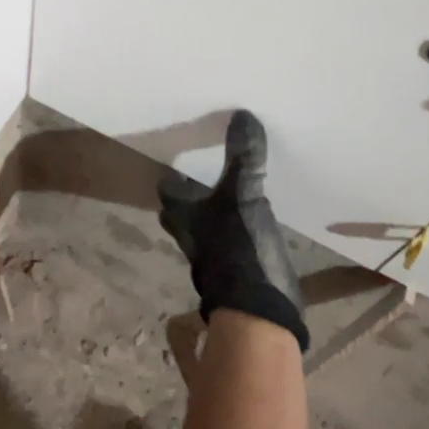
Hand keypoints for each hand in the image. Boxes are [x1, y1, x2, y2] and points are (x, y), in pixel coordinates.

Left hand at [156, 110, 309, 351]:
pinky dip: (239, 228)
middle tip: (205, 167)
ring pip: (206, 226)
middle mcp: (191, 236)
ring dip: (213, 211)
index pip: (168, 187)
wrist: (260, 313)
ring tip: (232, 188)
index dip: (172, 171)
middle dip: (189, 193)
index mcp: (184, 215)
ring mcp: (213, 256)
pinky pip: (232, 241)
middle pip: (181, 210)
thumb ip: (244, 159)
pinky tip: (256, 220)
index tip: (182, 149)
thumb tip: (242, 116)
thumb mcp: (243, 197)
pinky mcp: (238, 271)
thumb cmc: (240, 250)